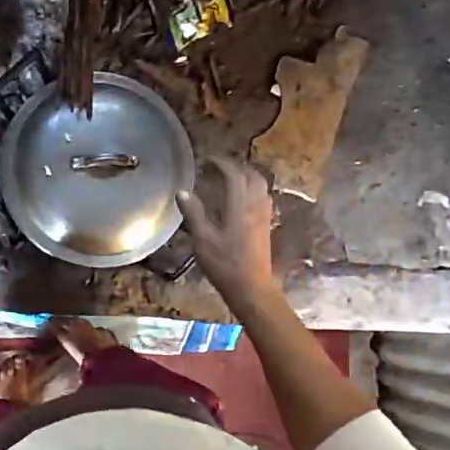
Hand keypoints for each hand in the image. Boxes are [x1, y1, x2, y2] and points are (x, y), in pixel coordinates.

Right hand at [176, 156, 276, 298]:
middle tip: (217, 167)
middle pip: (252, 175)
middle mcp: (256, 205)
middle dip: (236, 166)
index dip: (221, 163)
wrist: (252, 288)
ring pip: (261, 185)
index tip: (206, 160)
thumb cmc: (225, 264)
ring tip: (229, 178)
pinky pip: (263, 197)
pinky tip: (241, 198)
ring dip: (246, 176)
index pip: (234, 175)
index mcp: (240, 205)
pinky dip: (252, 189)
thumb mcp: (203, 239)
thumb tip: (182, 191)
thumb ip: (194, 213)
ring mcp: (264, 216)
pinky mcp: (266, 226)